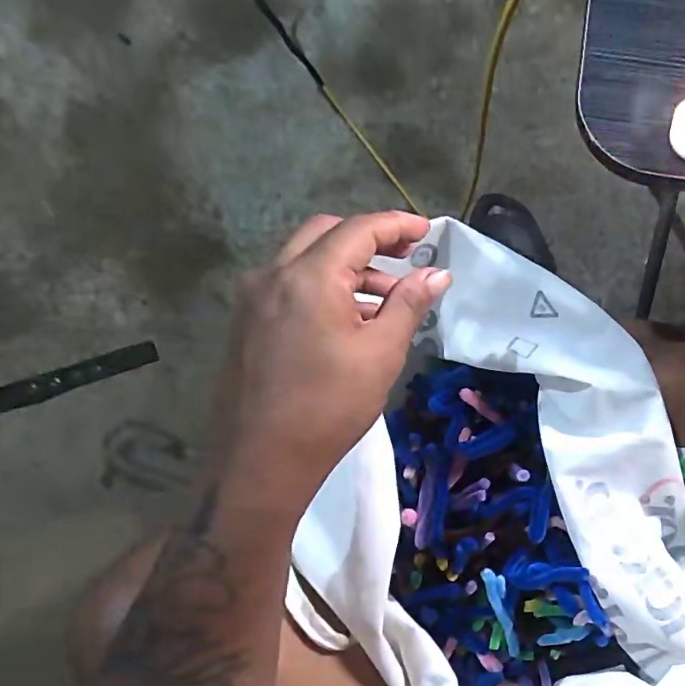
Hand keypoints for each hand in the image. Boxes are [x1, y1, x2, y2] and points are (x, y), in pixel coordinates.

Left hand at [215, 212, 449, 507]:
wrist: (262, 460)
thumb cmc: (330, 406)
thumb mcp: (381, 353)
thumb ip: (408, 304)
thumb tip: (437, 274)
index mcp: (308, 277)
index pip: (357, 230)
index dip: (396, 225)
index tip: (427, 230)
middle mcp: (272, 275)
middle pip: (325, 234)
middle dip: (369, 239)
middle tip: (407, 257)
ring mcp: (253, 299)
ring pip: (305, 260)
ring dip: (348, 267)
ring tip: (387, 298)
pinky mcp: (247, 323)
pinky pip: (290, 286)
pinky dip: (324, 287)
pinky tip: (350, 319)